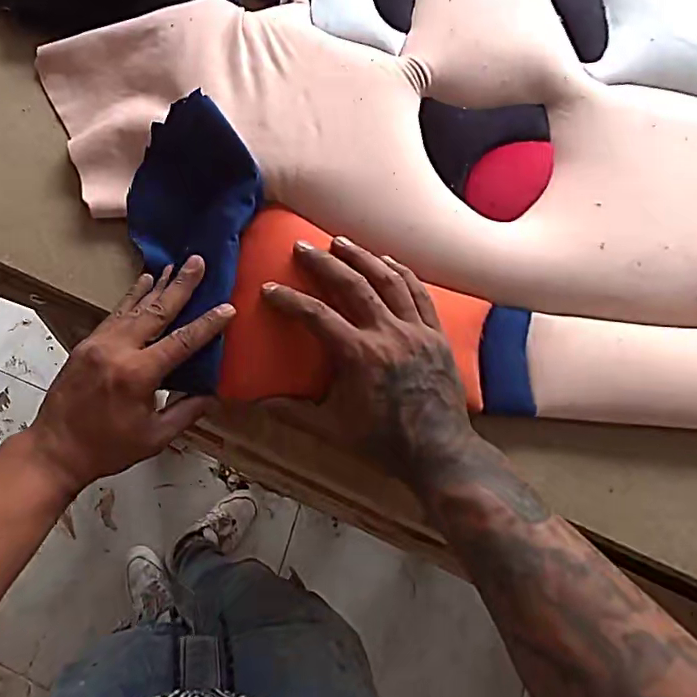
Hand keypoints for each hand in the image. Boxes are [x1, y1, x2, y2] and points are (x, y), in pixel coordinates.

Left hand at [24, 256, 234, 493]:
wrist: (56, 449)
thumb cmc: (106, 448)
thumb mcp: (155, 437)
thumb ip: (186, 412)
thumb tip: (211, 394)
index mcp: (137, 374)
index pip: (182, 342)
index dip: (207, 324)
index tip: (226, 307)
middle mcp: (116, 351)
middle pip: (156, 311)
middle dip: (180, 285)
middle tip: (197, 262)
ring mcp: (97, 344)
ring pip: (132, 307)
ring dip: (155, 286)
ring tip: (172, 267)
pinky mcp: (85, 345)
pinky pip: (114, 315)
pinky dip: (130, 299)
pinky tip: (141, 285)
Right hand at [260, 237, 497, 495]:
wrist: (439, 454)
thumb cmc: (382, 443)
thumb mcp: (330, 428)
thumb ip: (291, 411)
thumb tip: (257, 402)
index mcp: (358, 355)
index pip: (315, 315)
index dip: (289, 299)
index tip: (269, 289)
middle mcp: (388, 335)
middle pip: (353, 285)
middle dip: (324, 262)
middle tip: (303, 247)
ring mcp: (416, 332)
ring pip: (388, 281)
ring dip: (362, 257)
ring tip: (341, 243)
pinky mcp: (437, 335)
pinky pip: (419, 294)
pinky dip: (402, 273)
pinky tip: (388, 261)